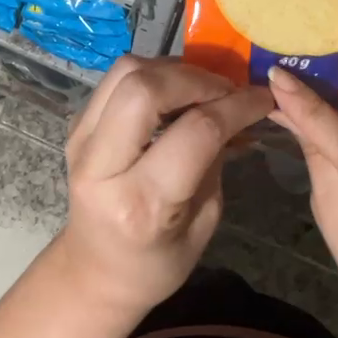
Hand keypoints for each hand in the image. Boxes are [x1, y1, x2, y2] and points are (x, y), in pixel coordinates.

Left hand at [55, 57, 273, 314]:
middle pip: (144, 87)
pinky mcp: (76, 124)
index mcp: (139, 203)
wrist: (94, 269)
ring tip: (202, 86)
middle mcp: (101, 165)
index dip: (235, 108)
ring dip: (171, 68)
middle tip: (227, 88)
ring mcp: (80, 139)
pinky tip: (176, 92)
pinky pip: (115, 80)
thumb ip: (216, 161)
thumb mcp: (203, 223)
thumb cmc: (157, 260)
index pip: (193, 133)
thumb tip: (238, 108)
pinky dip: (151, 75)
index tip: (261, 98)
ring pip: (125, 72)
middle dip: (195, 77)